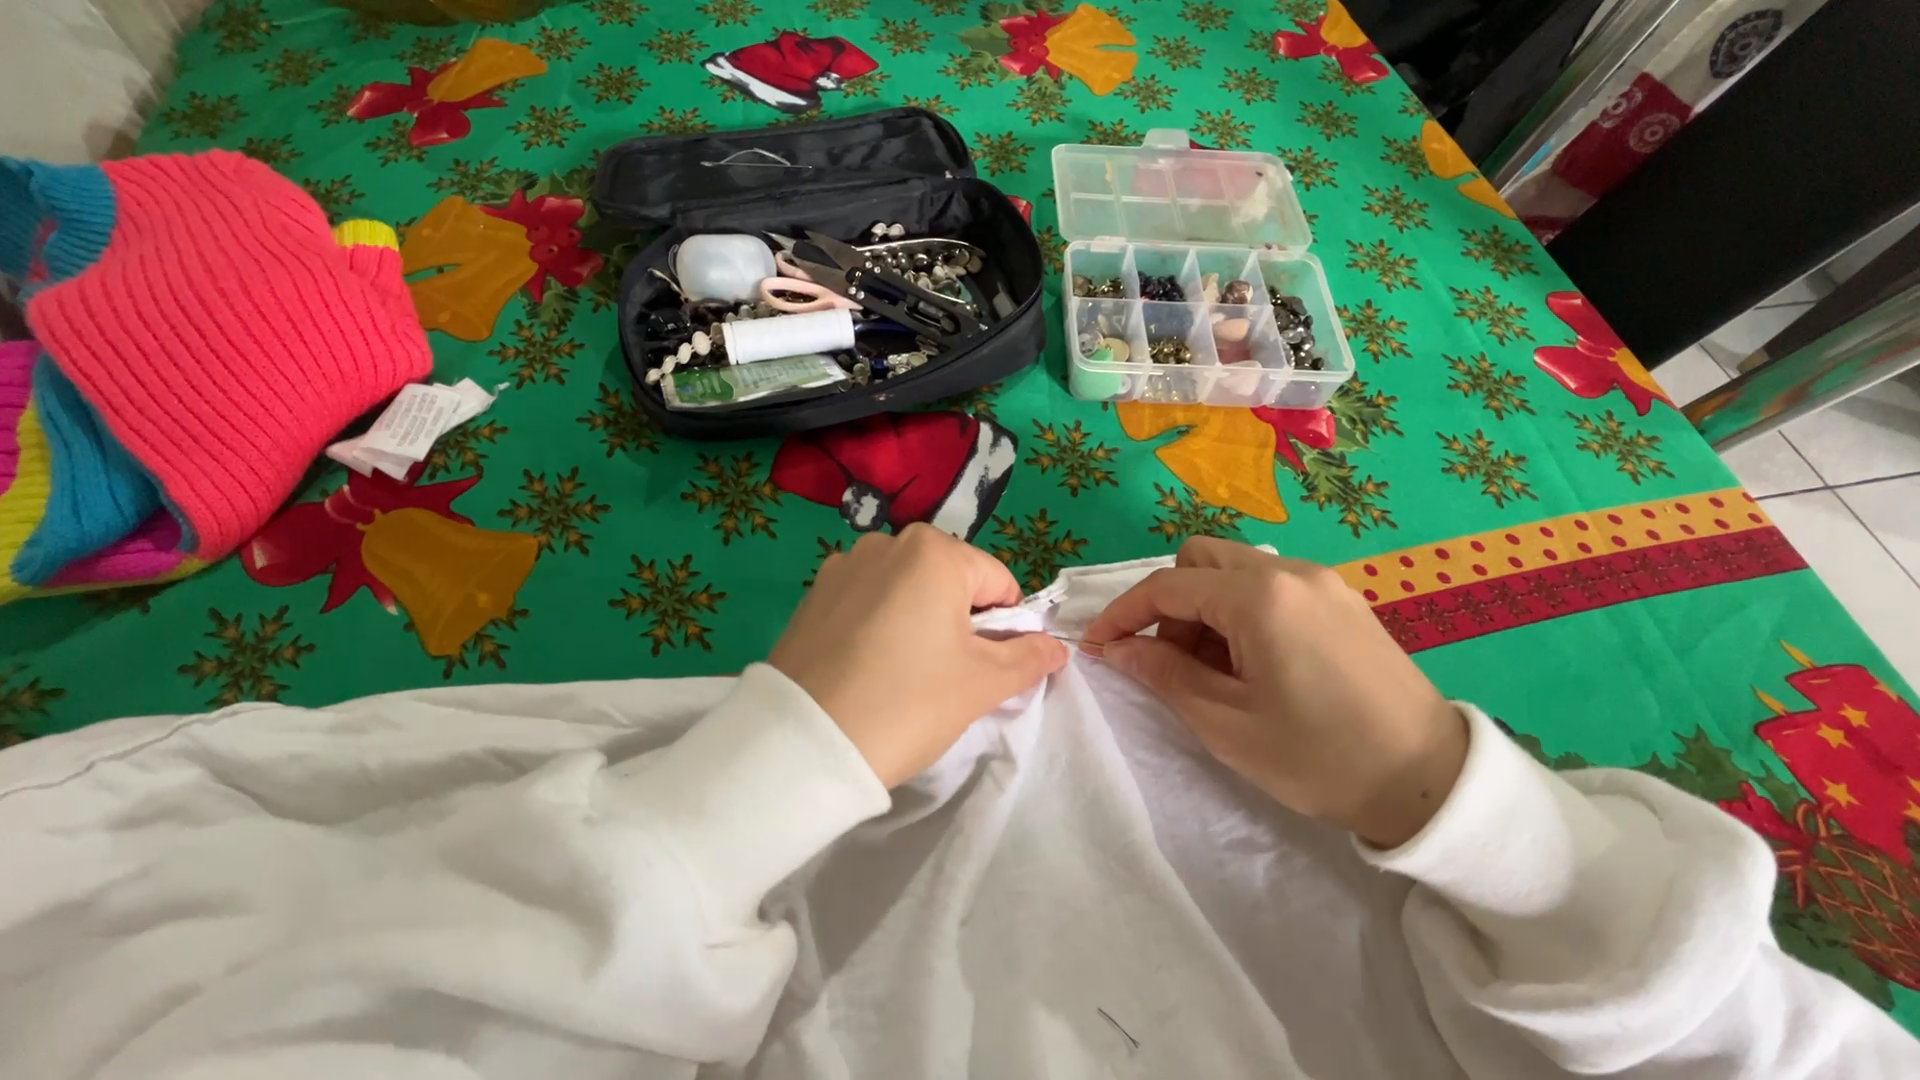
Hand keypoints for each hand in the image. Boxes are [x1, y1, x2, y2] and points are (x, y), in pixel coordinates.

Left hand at [770, 524, 1069, 788]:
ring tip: (902, 675)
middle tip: (944, 676)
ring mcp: (843, 567)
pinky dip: (879, 627)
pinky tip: (867, 669)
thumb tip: (1057, 646)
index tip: (984, 670)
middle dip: (960, 624)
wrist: (806, 743)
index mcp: (934, 552)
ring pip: (907, 592)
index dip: (1005, 628)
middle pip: (951, 582)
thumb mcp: (981, 684)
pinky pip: (868, 603)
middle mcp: (886, 543)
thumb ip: (1028, 658)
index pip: (998, 583)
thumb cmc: (908, 704)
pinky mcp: (813, 595)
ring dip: (919, 623)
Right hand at [1081, 538, 1466, 847]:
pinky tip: (1253, 665)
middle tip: (1169, 662)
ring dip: (1204, 608)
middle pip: (1200, 559)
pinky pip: (1269, 587)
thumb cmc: (1318, 757)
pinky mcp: (1341, 600)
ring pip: (1235, 570)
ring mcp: (1322, 582)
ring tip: (1214, 672)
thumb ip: (1163, 674)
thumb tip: (1116, 648)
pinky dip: (1240, 612)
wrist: (1429, 781)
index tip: (1098, 646)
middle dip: (1168, 604)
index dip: (1123, 613)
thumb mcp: (1226, 722)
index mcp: (1259, 597)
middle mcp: (1290, 572)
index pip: (1168, 585)